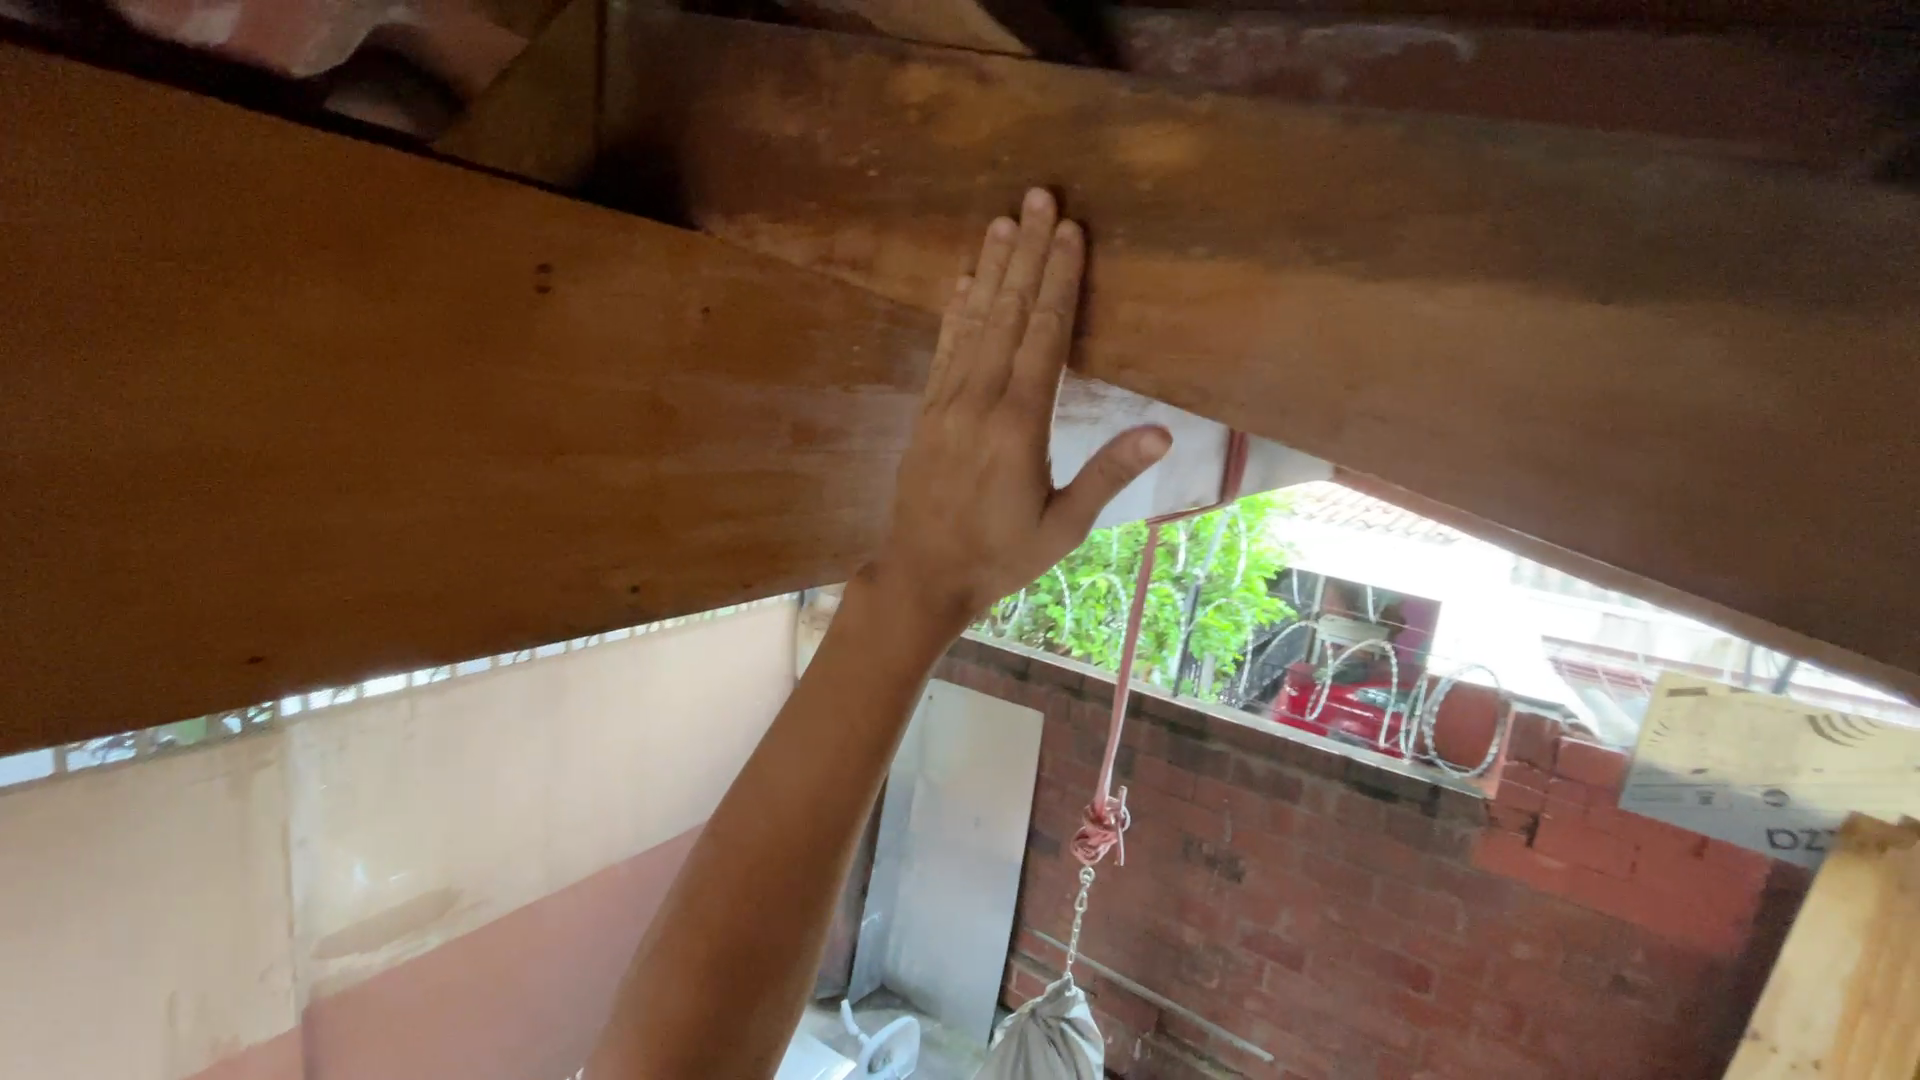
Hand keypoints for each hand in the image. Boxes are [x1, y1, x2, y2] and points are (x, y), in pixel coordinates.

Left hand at [863, 188, 1172, 634]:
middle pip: (1007, 314)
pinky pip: (942, 352)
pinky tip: (960, 282)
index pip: (1045, 336)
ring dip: (989, 270)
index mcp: (1019, 426)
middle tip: (1037, 196)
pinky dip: (953, 313)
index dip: (1059, 280)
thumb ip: (1108, 473)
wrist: (923, 575)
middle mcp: (979, 402)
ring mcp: (946, 404)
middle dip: (1026, 253)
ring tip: (1001, 221)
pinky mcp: (925, 414)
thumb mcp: (1064, 527)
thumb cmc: (1000, 557)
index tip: (1068, 231)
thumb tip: (1163, 430)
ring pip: (972, 324)